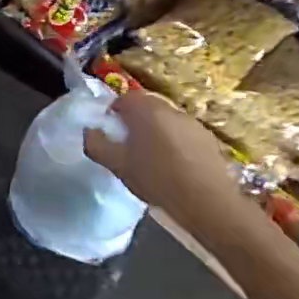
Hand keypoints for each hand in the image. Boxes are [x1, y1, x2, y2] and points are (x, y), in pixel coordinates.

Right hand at [86, 92, 257, 228]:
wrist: (206, 200)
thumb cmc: (156, 178)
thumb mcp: (117, 165)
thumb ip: (96, 144)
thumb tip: (89, 131)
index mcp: (145, 110)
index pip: (124, 98)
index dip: (114, 113)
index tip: (111, 132)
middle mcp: (170, 109)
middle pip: (147, 107)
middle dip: (135, 121)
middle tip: (128, 145)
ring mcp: (193, 123)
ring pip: (167, 120)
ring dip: (157, 132)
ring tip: (152, 158)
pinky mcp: (209, 139)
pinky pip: (184, 134)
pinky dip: (176, 143)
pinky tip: (175, 166)